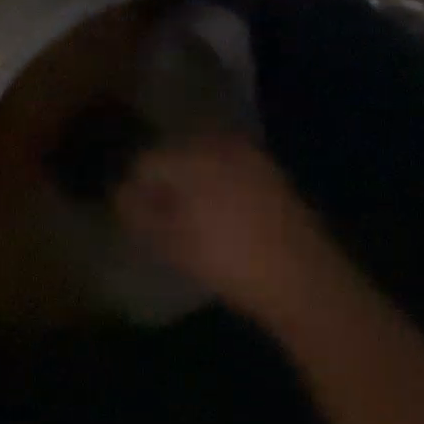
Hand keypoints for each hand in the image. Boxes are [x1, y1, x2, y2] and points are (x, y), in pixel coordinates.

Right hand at [114, 134, 344, 318]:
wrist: (302, 277)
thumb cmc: (225, 259)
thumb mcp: (167, 241)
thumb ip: (136, 211)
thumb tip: (121, 194)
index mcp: (191, 157)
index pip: (144, 162)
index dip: (134, 190)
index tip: (135, 217)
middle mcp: (221, 145)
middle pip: (174, 154)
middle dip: (162, 180)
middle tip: (159, 216)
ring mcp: (252, 156)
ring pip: (203, 160)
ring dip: (189, 181)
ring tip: (188, 217)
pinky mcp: (273, 172)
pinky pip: (229, 168)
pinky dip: (216, 183)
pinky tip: (219, 216)